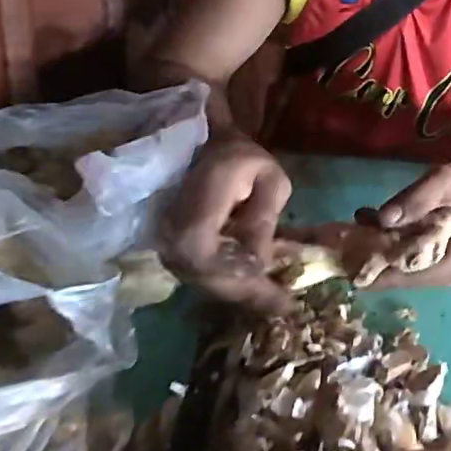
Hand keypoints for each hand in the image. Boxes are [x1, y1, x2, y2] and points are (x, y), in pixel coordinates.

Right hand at [160, 137, 293, 310]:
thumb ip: (264, 219)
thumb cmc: (235, 156)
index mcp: (195, 224)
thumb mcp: (267, 178)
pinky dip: (228, 281)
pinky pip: (201, 273)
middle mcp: (172, 244)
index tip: (283, 302)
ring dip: (239, 292)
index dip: (249, 289)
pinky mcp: (171, 249)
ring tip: (274, 300)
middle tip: (283, 307)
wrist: (197, 143)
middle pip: (212, 284)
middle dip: (249, 296)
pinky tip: (254, 285)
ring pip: (206, 283)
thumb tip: (262, 262)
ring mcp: (167, 249)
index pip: (218, 271)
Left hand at [360, 164, 450, 289]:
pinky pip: (402, 267)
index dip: (382, 264)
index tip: (352, 249)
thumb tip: (382, 219)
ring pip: (399, 273)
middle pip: (403, 277)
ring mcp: (442, 276)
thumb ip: (416, 198)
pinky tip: (371, 230)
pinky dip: (384, 250)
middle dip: (376, 258)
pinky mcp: (432, 271)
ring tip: (358, 230)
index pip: (413, 272)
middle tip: (350, 236)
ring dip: (376, 254)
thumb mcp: (442, 181)